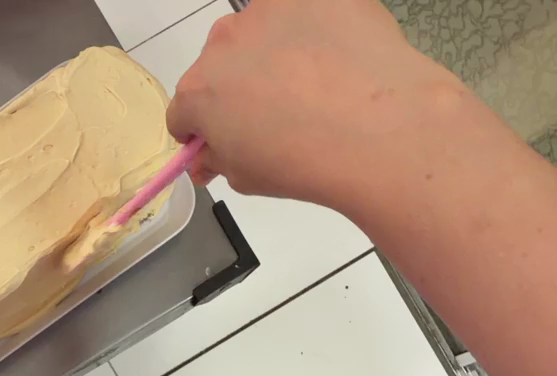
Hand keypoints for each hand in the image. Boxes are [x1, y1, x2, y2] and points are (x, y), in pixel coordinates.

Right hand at [166, 0, 469, 208]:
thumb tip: (208, 158)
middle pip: (216, 68)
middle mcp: (224, 41)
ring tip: (306, 88)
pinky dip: (309, 35)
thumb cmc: (300, 160)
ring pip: (257, 37)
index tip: (218, 145)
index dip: (198, 133)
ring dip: (268, 58)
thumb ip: (216, 160)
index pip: (181, 113)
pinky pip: (302, 15)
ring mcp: (270, 9)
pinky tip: (332, 65)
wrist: (375, 125)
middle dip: (232, 91)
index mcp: (198, 91)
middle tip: (267, 119)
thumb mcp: (243, 178)